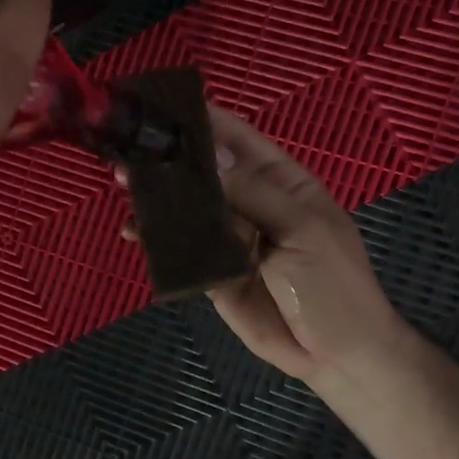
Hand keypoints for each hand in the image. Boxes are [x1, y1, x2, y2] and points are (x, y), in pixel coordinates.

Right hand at [127, 107, 407, 389]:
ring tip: (121, 181)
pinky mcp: (211, 271)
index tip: (164, 103)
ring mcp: (229, 238)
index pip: (238, 140)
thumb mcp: (302, 231)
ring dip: (156, 196)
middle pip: (204, 172)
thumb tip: (209, 154)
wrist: (336, 355)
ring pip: (186, 208)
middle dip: (168, 158)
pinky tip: (133, 230)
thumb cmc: (333, 285)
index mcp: (281, 182)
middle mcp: (250, 203)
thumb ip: (252, 193)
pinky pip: (180, 248)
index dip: (205, 120)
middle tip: (128, 147)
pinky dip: (155, 239)